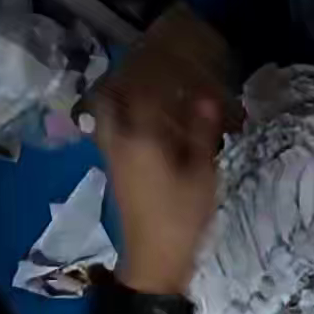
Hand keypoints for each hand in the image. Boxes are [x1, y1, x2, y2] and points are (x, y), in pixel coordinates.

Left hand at [88, 9, 234, 293]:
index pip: (144, 92)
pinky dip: (128, 120)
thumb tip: (205, 95)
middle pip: (111, 99)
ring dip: (125, 100)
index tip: (175, 56)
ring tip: (154, 93)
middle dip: (128, 81)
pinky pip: (114, 132)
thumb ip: (201, 131)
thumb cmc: (183, 213)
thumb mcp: (202, 171)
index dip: (158, 71)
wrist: (156, 256)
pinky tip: (153, 124)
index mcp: (141, 136)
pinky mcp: (116, 171)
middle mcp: (118, 140)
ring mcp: (113, 157)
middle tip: (154, 71)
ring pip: (109, 116)